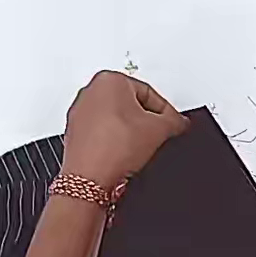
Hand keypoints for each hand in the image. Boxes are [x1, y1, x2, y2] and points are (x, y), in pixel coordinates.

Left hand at [62, 71, 188, 187]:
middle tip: (156, 136)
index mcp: (110, 79)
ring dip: (130, 132)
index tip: (172, 124)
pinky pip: (103, 132)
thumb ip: (175, 120)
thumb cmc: (115, 148)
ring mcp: (80, 112)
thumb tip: (179, 122)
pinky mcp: (76, 132)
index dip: (165, 112)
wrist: (90, 177)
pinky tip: (123, 154)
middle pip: (131, 104)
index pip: (149, 92)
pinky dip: (115, 141)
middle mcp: (90, 91)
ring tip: (138, 148)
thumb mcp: (160, 130)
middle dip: (146, 120)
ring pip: (116, 118)